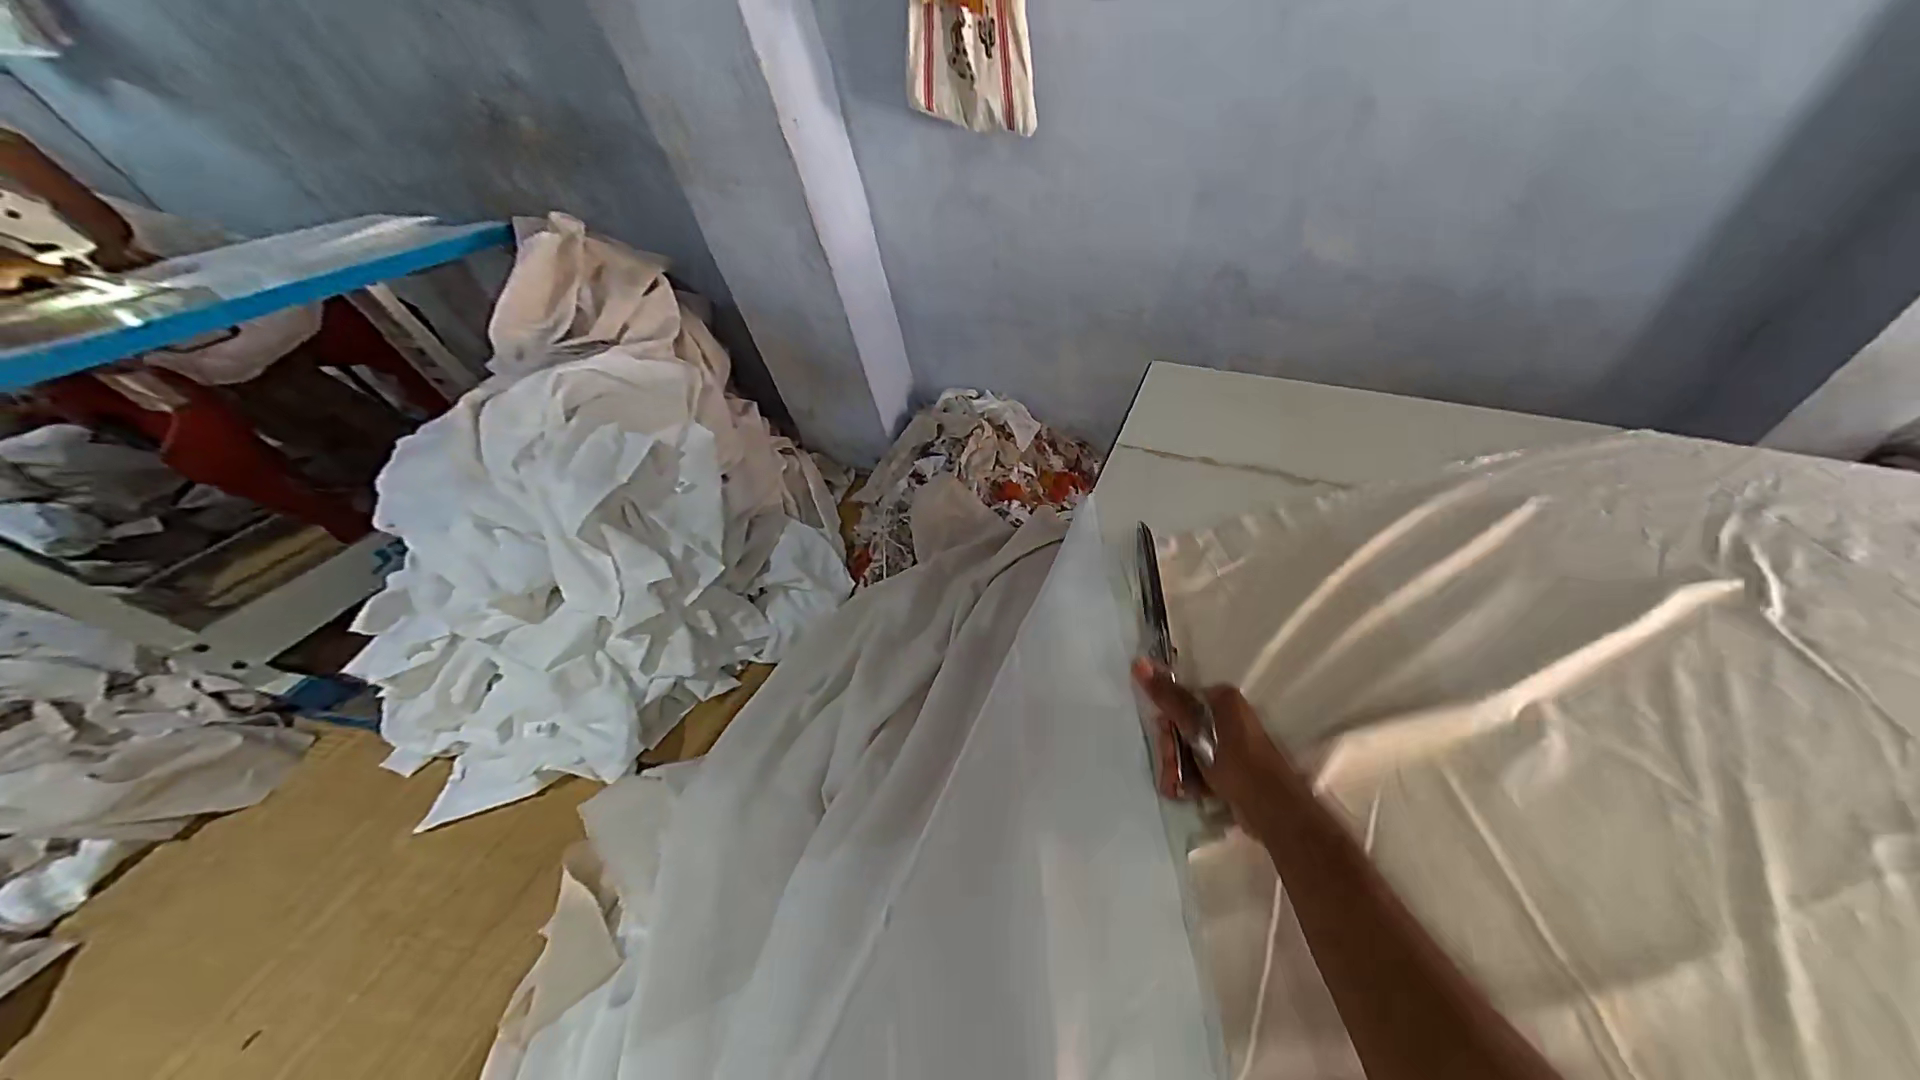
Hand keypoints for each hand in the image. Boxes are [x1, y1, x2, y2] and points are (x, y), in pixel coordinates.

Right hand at [1130, 658, 1297, 804]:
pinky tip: (1188, 792)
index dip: (1167, 723)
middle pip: (1181, 727)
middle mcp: (1226, 716)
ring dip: (1176, 768)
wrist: (1273, 812)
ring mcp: (1228, 744)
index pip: (1180, 700)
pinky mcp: (1230, 768)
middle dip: (1171, 751)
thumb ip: (1169, 699)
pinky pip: (1199, 766)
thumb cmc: (1237, 764)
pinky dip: (1191, 778)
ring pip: (1187, 749)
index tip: (1164, 741)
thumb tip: (1139, 663)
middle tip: (1171, 768)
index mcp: (1222, 699)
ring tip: (1177, 786)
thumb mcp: (1199, 730)